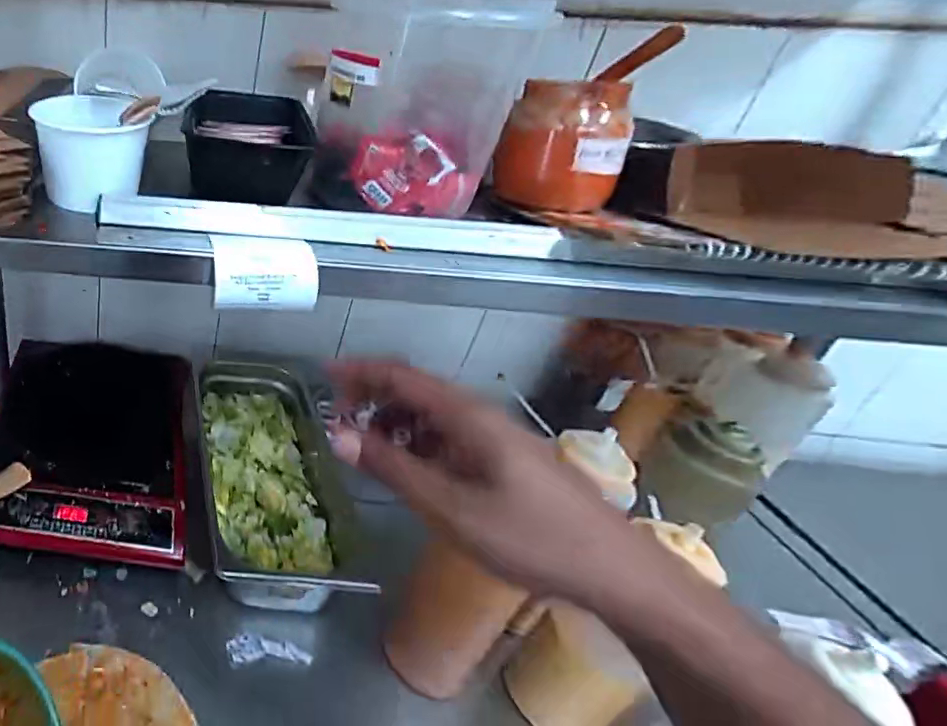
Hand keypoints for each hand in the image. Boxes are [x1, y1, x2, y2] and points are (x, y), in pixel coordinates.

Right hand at [326, 357, 647, 604]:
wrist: (622, 575)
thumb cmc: (532, 538)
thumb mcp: (449, 508)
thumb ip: (391, 468)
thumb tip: (337, 435)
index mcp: (466, 415)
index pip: (400, 375)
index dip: (359, 370)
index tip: (324, 375)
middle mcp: (480, 414)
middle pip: (414, 389)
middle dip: (372, 398)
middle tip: (340, 422)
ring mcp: (496, 435)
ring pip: (432, 413)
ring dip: (395, 422)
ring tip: (370, 449)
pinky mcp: (506, 458)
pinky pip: (450, 434)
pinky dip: (419, 441)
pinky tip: (413, 469)